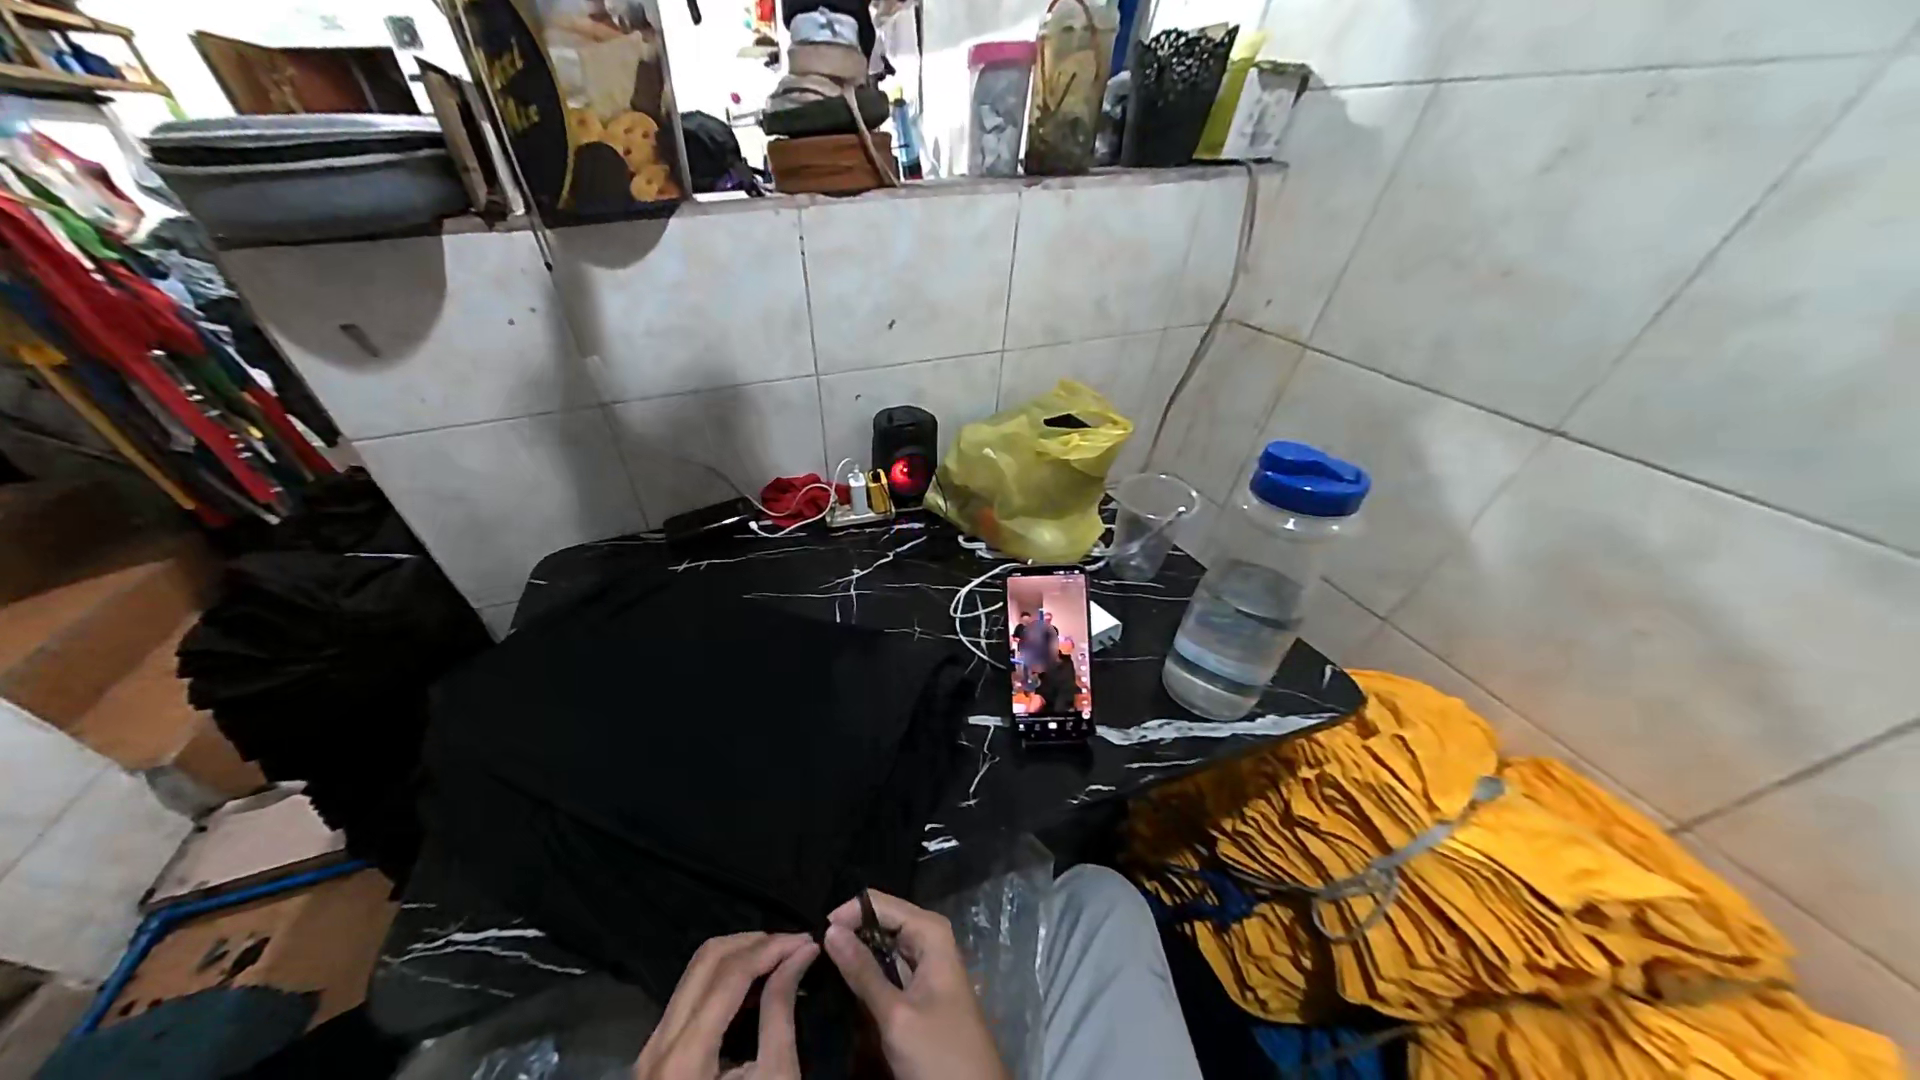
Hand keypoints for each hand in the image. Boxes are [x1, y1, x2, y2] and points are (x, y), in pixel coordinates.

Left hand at [634, 932, 817, 1079]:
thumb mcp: (776, 1079)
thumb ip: (781, 1009)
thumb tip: (802, 952)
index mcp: (684, 1057)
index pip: (730, 973)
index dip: (772, 948)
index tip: (809, 940)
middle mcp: (657, 1044)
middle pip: (706, 959)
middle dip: (755, 942)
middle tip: (795, 945)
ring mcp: (651, 1048)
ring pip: (695, 970)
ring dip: (741, 955)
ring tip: (780, 958)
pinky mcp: (656, 1053)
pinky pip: (691, 993)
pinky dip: (726, 977)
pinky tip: (756, 982)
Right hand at [823, 890, 1009, 1079]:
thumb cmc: (940, 1053)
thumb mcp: (896, 1014)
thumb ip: (863, 971)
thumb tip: (830, 930)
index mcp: (929, 931)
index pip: (877, 902)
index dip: (845, 914)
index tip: (814, 938)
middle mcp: (928, 938)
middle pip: (880, 920)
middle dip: (849, 932)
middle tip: (812, 952)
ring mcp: (925, 963)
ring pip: (881, 945)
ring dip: (856, 953)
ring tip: (821, 964)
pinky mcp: (919, 987)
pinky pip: (888, 967)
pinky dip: (867, 972)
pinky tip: (844, 983)